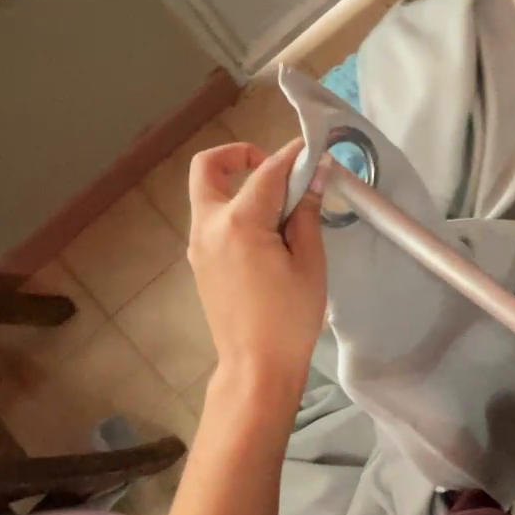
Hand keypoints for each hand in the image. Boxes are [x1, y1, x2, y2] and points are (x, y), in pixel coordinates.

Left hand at [186, 140, 325, 385]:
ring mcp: (198, 245)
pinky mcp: (200, 262)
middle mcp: (209, 226)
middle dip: (240, 156)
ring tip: (279, 209)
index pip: (267, 173)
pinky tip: (267, 235)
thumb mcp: (310, 264)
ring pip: (207, 194)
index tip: (314, 149)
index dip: (293, 156)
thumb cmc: (291, 318)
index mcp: (240, 224)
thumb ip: (307, 215)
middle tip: (275, 170)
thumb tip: (315, 177)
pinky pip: (212, 220)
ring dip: (238, 186)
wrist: (257, 365)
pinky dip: (235, 211)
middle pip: (209, 168)